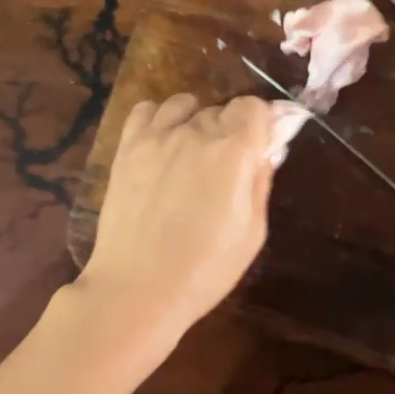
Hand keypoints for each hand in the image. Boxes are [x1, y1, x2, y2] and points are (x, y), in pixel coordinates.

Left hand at [78, 94, 276, 341]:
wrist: (137, 289)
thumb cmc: (204, 269)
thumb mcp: (252, 233)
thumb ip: (260, 182)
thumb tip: (267, 151)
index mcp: (233, 151)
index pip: (254, 106)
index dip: (261, 124)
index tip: (259, 147)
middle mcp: (195, 132)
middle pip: (221, 109)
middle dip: (230, 131)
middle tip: (226, 169)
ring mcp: (156, 137)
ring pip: (184, 104)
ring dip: (195, 120)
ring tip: (192, 152)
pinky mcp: (127, 148)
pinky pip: (146, 110)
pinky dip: (158, 119)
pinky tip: (163, 144)